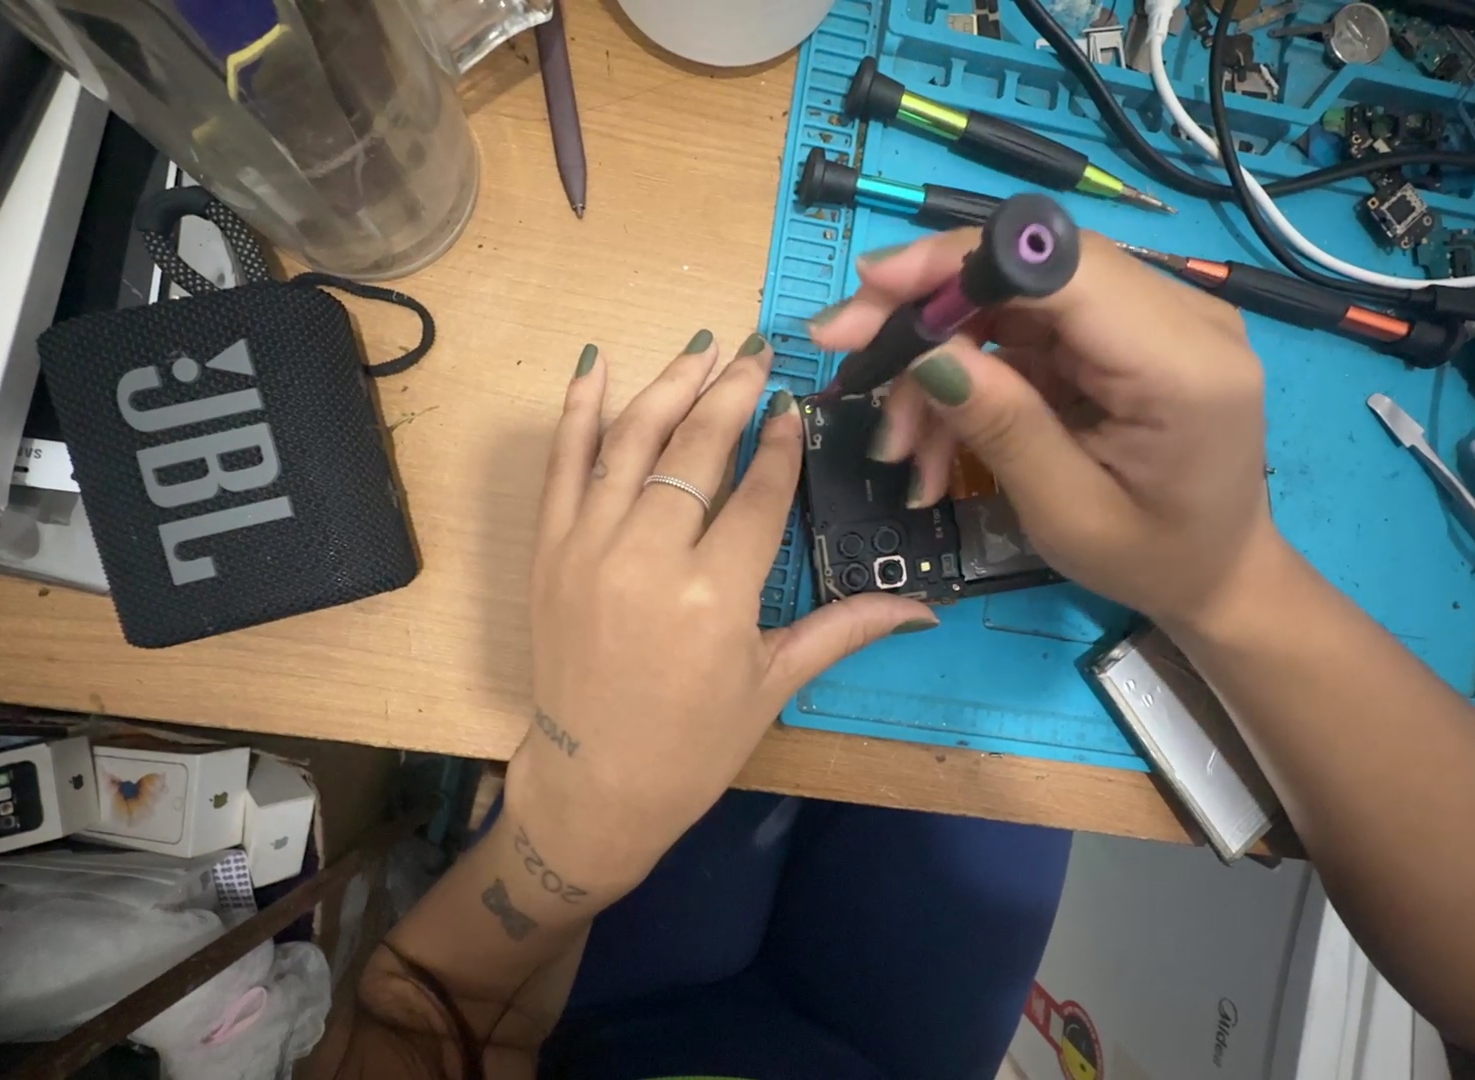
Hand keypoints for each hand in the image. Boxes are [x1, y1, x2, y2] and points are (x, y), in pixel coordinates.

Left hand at [508, 332, 932, 889]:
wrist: (594, 786)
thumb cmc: (692, 746)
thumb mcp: (773, 685)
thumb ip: (844, 629)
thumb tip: (925, 609)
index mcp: (717, 593)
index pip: (758, 491)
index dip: (781, 443)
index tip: (793, 405)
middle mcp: (650, 556)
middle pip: (698, 447)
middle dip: (732, 392)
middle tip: (756, 352)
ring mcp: (589, 546)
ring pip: (631, 439)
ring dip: (669, 385)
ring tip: (701, 346)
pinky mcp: (549, 550)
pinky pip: (561, 465)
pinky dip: (578, 411)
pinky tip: (597, 365)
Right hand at [812, 231, 1274, 626]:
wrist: (1213, 574)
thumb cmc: (1150, 558)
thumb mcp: (1066, 511)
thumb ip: (1003, 426)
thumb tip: (926, 352)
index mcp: (1181, 363)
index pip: (1058, 269)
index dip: (957, 263)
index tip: (869, 284)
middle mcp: (1173, 317)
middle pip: (1023, 274)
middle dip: (925, 315)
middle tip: (850, 358)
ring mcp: (1142, 322)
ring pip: (1005, 308)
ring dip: (936, 367)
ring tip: (903, 448)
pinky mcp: (1111, 340)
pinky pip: (1015, 339)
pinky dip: (964, 384)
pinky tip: (934, 443)